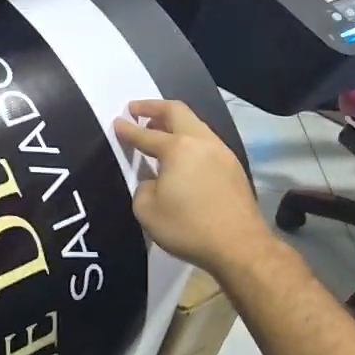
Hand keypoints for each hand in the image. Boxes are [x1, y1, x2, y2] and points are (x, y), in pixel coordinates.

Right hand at [112, 99, 276, 274]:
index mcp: (178, 149)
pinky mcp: (233, 168)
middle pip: (178, 113)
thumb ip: (143, 187)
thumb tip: (153, 181)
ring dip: (174, 124)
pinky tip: (180, 156)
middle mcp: (202, 142)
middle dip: (154, 108)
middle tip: (136, 109)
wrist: (239, 246)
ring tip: (157, 131)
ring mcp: (222, 153)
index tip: (116, 122)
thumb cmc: (187, 227)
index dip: (128, 129)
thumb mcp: (147, 210)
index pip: (146, 134)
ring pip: (196, 126)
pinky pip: (205, 143)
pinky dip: (188, 140)